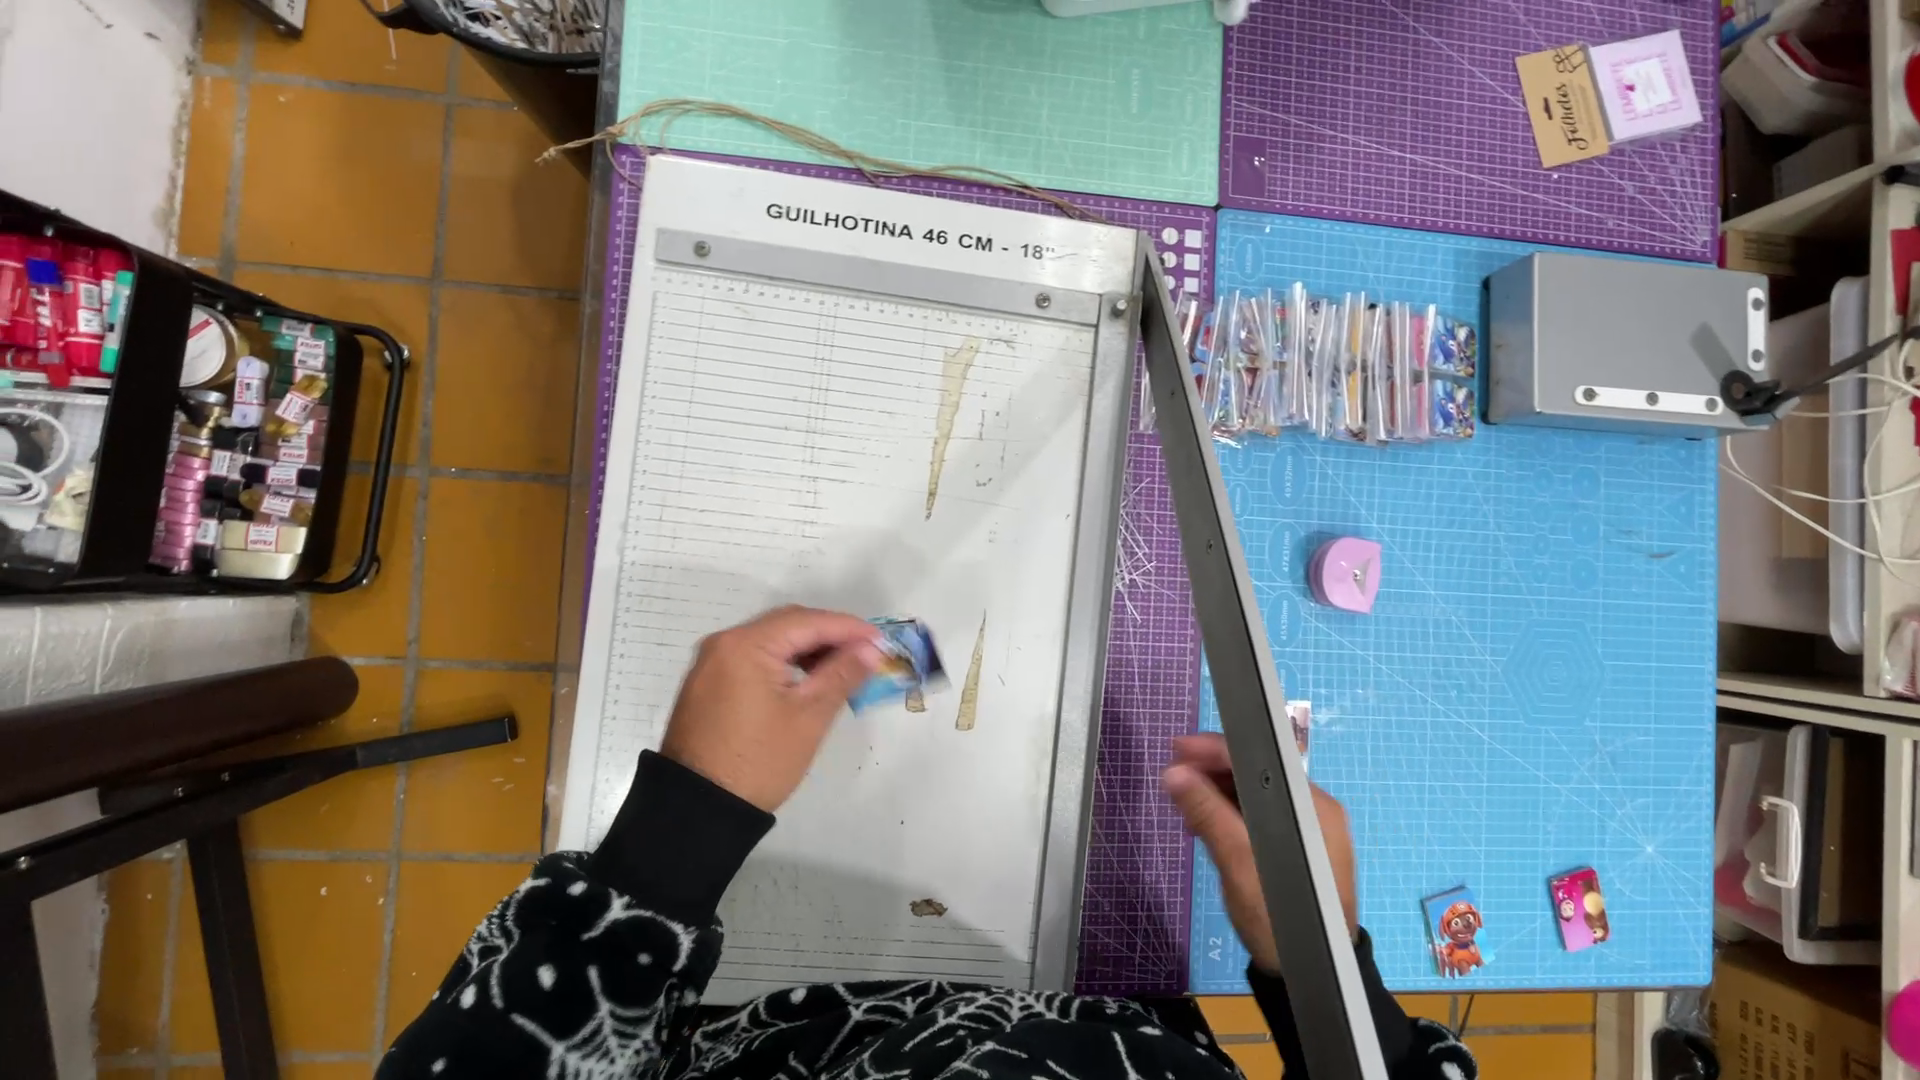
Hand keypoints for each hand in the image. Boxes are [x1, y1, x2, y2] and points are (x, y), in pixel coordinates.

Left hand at [660, 606, 884, 812]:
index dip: (849, 628)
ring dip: (808, 648)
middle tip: (866, 652)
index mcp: (745, 645)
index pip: (807, 621)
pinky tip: (808, 678)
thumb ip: (842, 674)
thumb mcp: (809, 717)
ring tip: (843, 667)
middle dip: (829, 634)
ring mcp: (711, 663)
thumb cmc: (759, 761)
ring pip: (771, 640)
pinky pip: (754, 657)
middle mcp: (724, 643)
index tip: (882, 641)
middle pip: (787, 623)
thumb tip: (872, 649)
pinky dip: (784, 661)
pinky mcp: (709, 683)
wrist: (698, 810)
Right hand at [1161, 733, 1356, 974]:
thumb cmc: (1279, 918)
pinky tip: (1207, 824)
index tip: (1174, 749)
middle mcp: (1315, 808)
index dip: (1212, 749)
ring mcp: (1310, 827)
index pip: (1257, 757)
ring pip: (1255, 792)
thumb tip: (1173, 772)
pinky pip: (1261, 813)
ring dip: (1217, 793)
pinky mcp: (1302, 844)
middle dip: (1210, 772)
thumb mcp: (1237, 862)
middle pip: (1255, 772)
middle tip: (1172, 779)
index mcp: (1310, 805)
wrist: (1313, 975)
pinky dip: (1232, 812)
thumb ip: (1207, 813)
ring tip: (1185, 805)